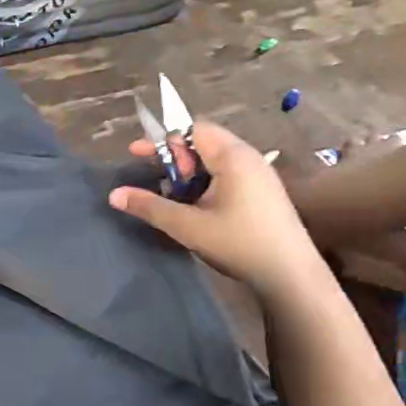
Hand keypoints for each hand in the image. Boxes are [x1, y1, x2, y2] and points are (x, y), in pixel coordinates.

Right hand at [110, 120, 315, 295]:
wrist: (292, 276)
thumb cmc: (239, 243)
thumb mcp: (187, 226)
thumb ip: (150, 206)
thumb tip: (114, 195)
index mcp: (233, 156)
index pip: (192, 128)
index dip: (163, 140)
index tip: (140, 155)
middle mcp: (249, 157)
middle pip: (204, 141)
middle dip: (174, 154)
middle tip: (153, 173)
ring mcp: (260, 175)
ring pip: (216, 158)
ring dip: (190, 169)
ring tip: (172, 191)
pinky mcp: (265, 192)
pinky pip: (229, 173)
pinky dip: (207, 180)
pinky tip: (198, 204)